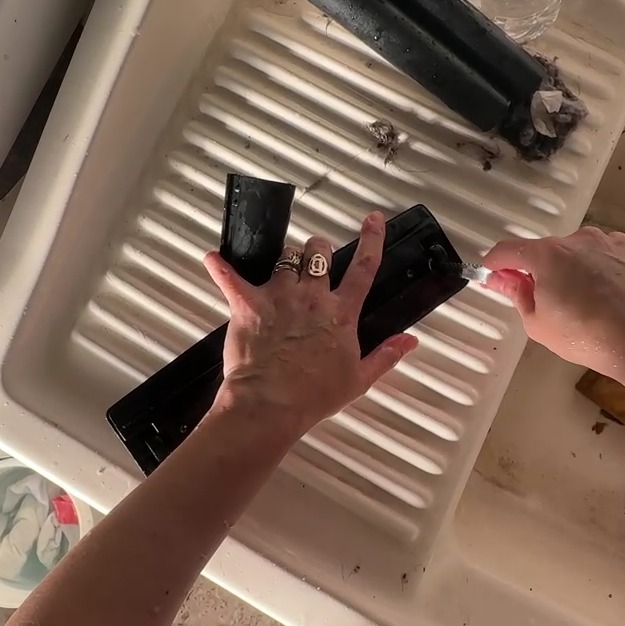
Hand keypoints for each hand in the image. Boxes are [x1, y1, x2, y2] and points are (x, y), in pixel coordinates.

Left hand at [202, 210, 418, 442]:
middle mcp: (312, 298)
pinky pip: (230, 276)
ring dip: (284, 260)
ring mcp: (278, 297)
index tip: (373, 219)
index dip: (372, 241)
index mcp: (341, 314)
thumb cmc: (314, 396)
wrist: (271, 405)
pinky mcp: (247, 304)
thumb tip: (410, 340)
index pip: (363, 268)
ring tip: (279, 271)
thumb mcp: (359, 380)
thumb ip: (386, 355)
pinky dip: (220, 265)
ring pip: (284, 258)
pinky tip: (214, 257)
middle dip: (316, 250)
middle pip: (318, 253)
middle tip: (312, 260)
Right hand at [483, 226, 624, 389]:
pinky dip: (606, 273)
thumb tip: (502, 279)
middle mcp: (581, 239)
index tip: (492, 274)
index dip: (495, 263)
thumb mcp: (538, 324)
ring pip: (583, 253)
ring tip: (587, 304)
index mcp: (548, 255)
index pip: (508, 250)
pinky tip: (613, 300)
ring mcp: (615, 243)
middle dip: (542, 271)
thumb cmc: (588, 337)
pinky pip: (613, 259)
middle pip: (549, 251)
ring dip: (577, 270)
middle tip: (546, 302)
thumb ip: (517, 294)